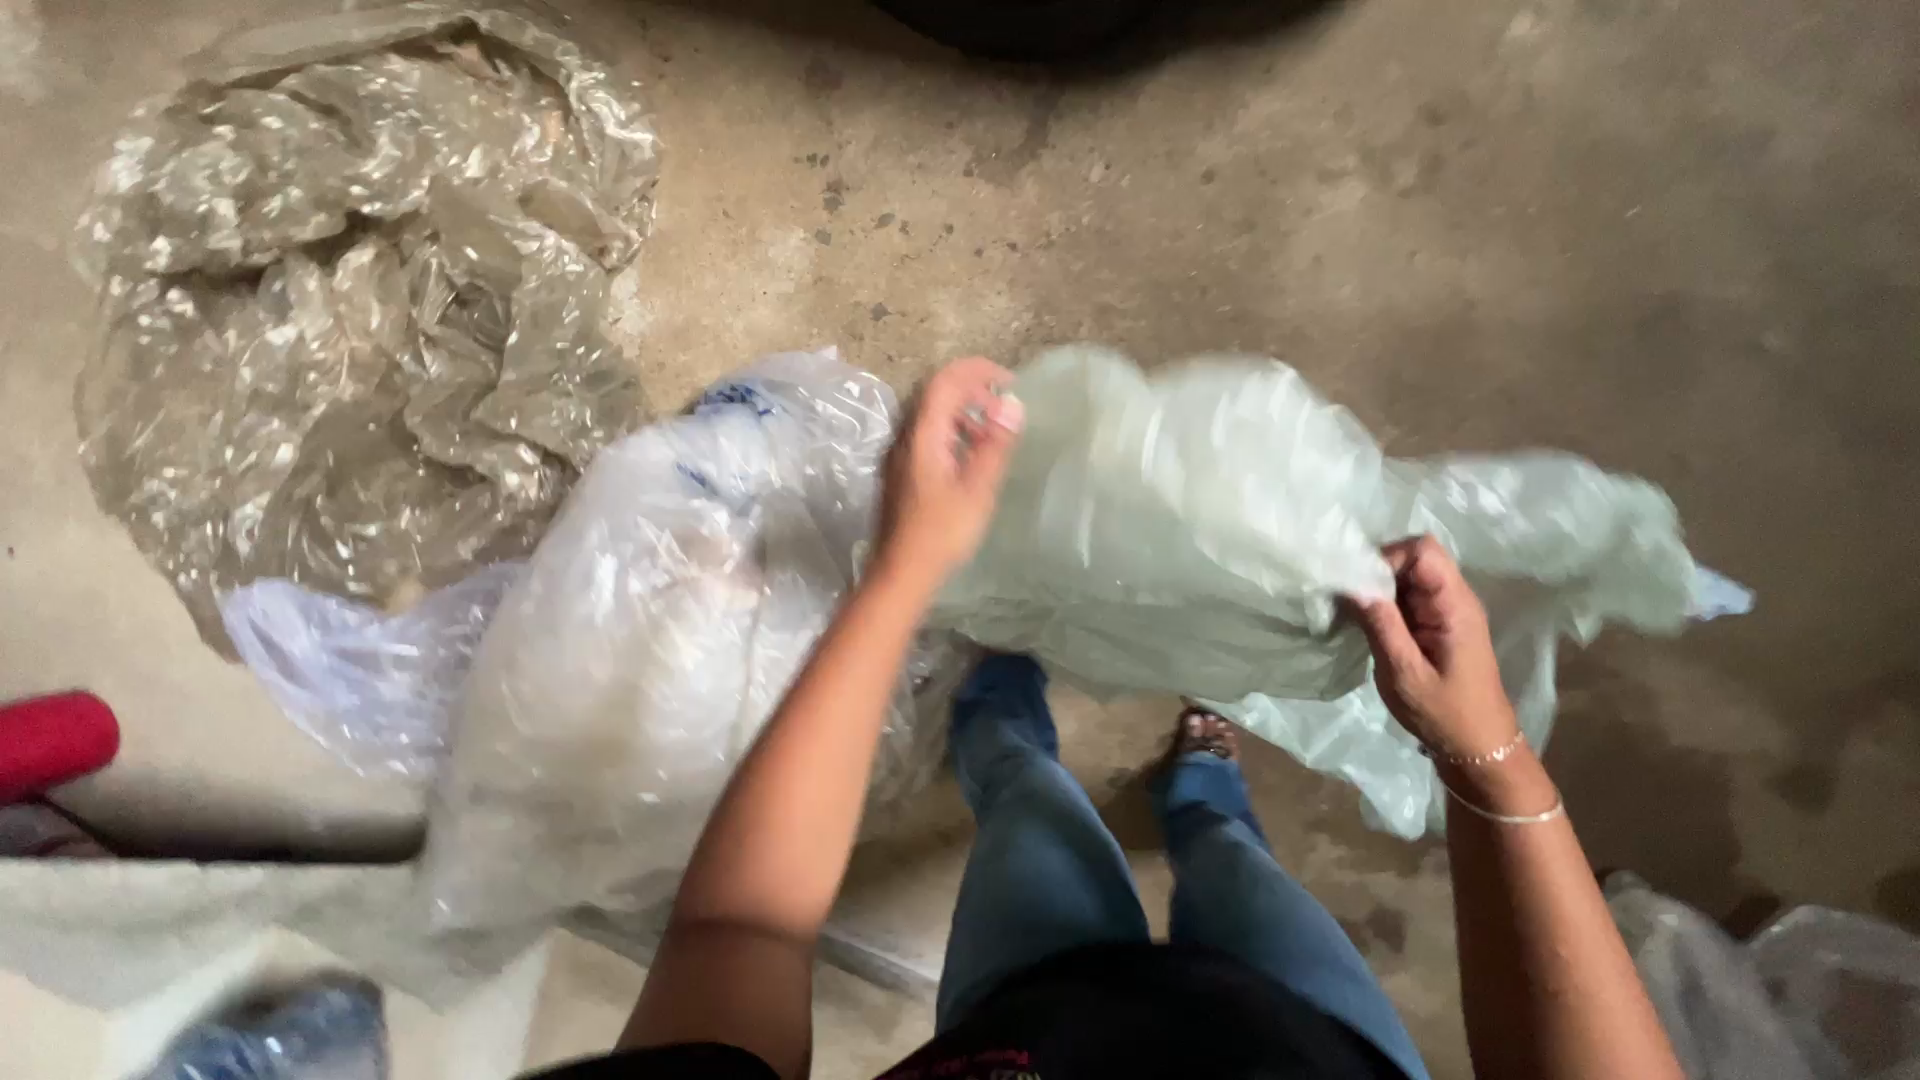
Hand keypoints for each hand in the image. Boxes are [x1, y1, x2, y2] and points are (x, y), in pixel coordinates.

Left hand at [874, 356, 1023, 586]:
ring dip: (963, 415)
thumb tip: (1011, 404)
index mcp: (923, 436)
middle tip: (1004, 408)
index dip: (977, 371)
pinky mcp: (902, 475)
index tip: (1009, 381)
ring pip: (931, 418)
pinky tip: (971, 459)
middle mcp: (905, 439)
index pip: (945, 382)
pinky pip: (928, 439)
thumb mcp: (977, 488)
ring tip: (993, 435)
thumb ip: (995, 444)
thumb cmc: (942, 532)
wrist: (902, 572)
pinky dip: (953, 434)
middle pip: (936, 395)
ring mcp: (900, 457)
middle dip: (972, 391)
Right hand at [1349, 536, 1519, 759]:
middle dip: (1376, 572)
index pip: (1422, 551)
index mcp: (1454, 606)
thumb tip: (1353, 584)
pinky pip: (1405, 597)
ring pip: (1405, 576)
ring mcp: (1444, 611)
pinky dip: (1381, 603)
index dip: (1387, 558)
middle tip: (1350, 601)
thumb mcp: (1404, 672)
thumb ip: (1381, 625)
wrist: (1477, 747)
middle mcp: (1453, 599)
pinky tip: (1365, 624)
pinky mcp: (1433, 624)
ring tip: (1353, 614)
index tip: (1360, 588)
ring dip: (1376, 588)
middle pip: (1413, 557)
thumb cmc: (1444, 713)